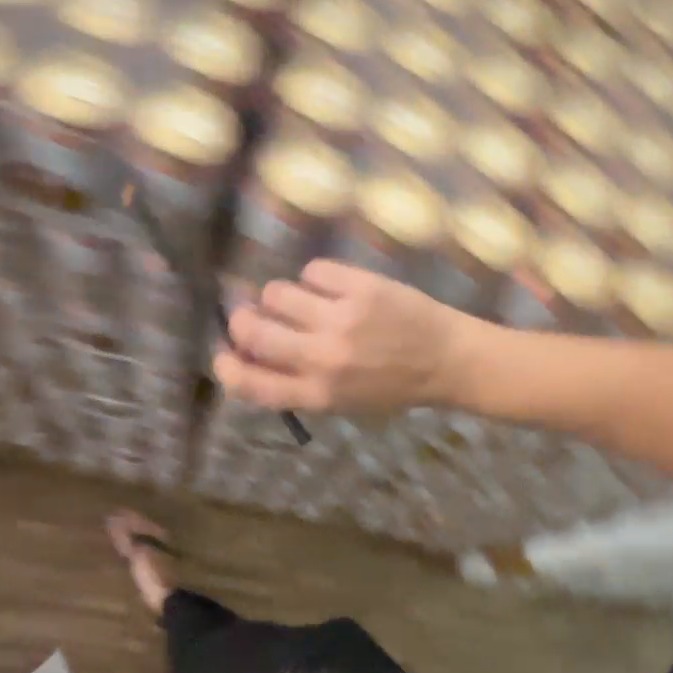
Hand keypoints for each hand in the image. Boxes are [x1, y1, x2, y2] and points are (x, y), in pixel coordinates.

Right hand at [214, 260, 475, 413]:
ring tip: (303, 302)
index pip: (251, 384)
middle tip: (251, 315)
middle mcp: (324, 358)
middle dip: (243, 320)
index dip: (227, 367)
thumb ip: (298, 384)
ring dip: (280, 296)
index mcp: (319, 394)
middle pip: (252, 331)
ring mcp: (342, 319)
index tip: (224, 354)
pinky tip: (333, 288)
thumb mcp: (344, 402)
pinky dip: (316, 278)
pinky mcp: (360, 287)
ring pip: (276, 293)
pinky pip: (313, 270)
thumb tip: (250, 357)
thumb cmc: (393, 386)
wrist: (448, 360)